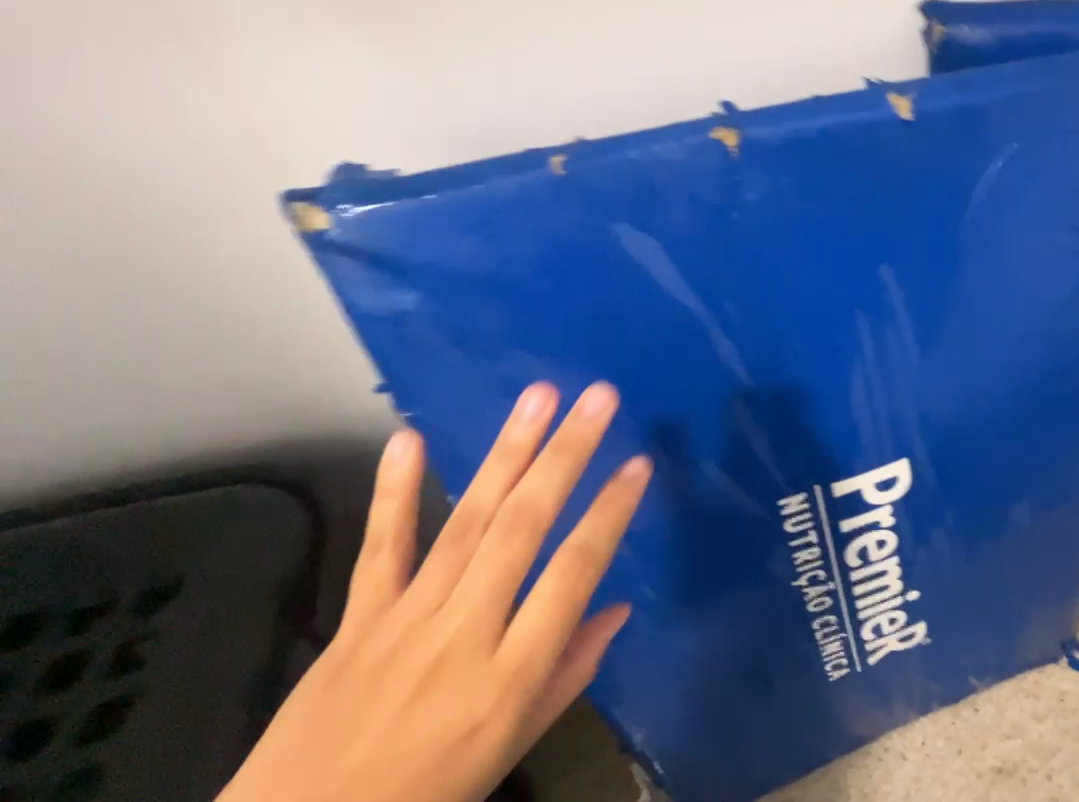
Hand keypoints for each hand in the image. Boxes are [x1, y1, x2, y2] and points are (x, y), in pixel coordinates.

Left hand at [220, 382, 651, 801]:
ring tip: (538, 398)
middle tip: (598, 399)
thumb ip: (569, 672)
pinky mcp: (356, 621)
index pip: (573, 574)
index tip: (639, 464)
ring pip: (464, 523)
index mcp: (511, 674)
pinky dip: (395, 493)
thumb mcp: (516, 744)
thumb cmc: (431, 792)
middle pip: (521, 529)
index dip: (610, 514)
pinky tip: (410, 439)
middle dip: (564, 457)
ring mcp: (404, 621)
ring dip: (506, 454)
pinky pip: (380, 551)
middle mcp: (463, 634)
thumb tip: (617, 608)